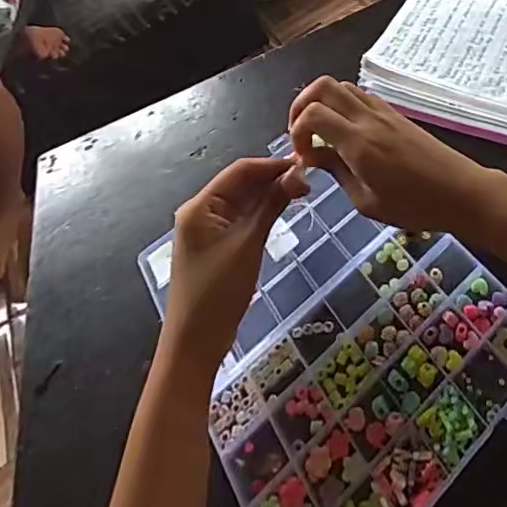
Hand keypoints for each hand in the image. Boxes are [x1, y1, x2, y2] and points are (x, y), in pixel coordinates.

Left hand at [167, 158, 310, 361]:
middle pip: (241, 183)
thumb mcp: (249, 243)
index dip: (273, 164)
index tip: (306, 164)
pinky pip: (243, 218)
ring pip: (244, 200)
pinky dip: (263, 212)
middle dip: (274, 178)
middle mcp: (201, 211)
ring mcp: (209, 229)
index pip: (240, 170)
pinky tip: (284, 210)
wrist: (196, 342)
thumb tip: (298, 173)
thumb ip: (272, 204)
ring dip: (271, 195)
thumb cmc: (219, 290)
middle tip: (310, 181)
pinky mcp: (218, 245)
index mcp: (200, 206)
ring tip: (303, 193)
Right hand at [288, 77, 501, 233]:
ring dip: (323, 103)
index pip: (313, 114)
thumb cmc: (416, 206)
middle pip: (323, 86)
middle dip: (301, 106)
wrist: (462, 192)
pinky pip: (361, 96)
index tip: (304, 158)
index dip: (296, 132)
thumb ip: (337, 172)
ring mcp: (384, 112)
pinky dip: (343, 105)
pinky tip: (346, 133)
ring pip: (342, 86)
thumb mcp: (368, 202)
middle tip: (302, 135)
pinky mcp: (396, 114)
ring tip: (322, 134)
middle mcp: (369, 119)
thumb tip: (315, 155)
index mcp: (360, 143)